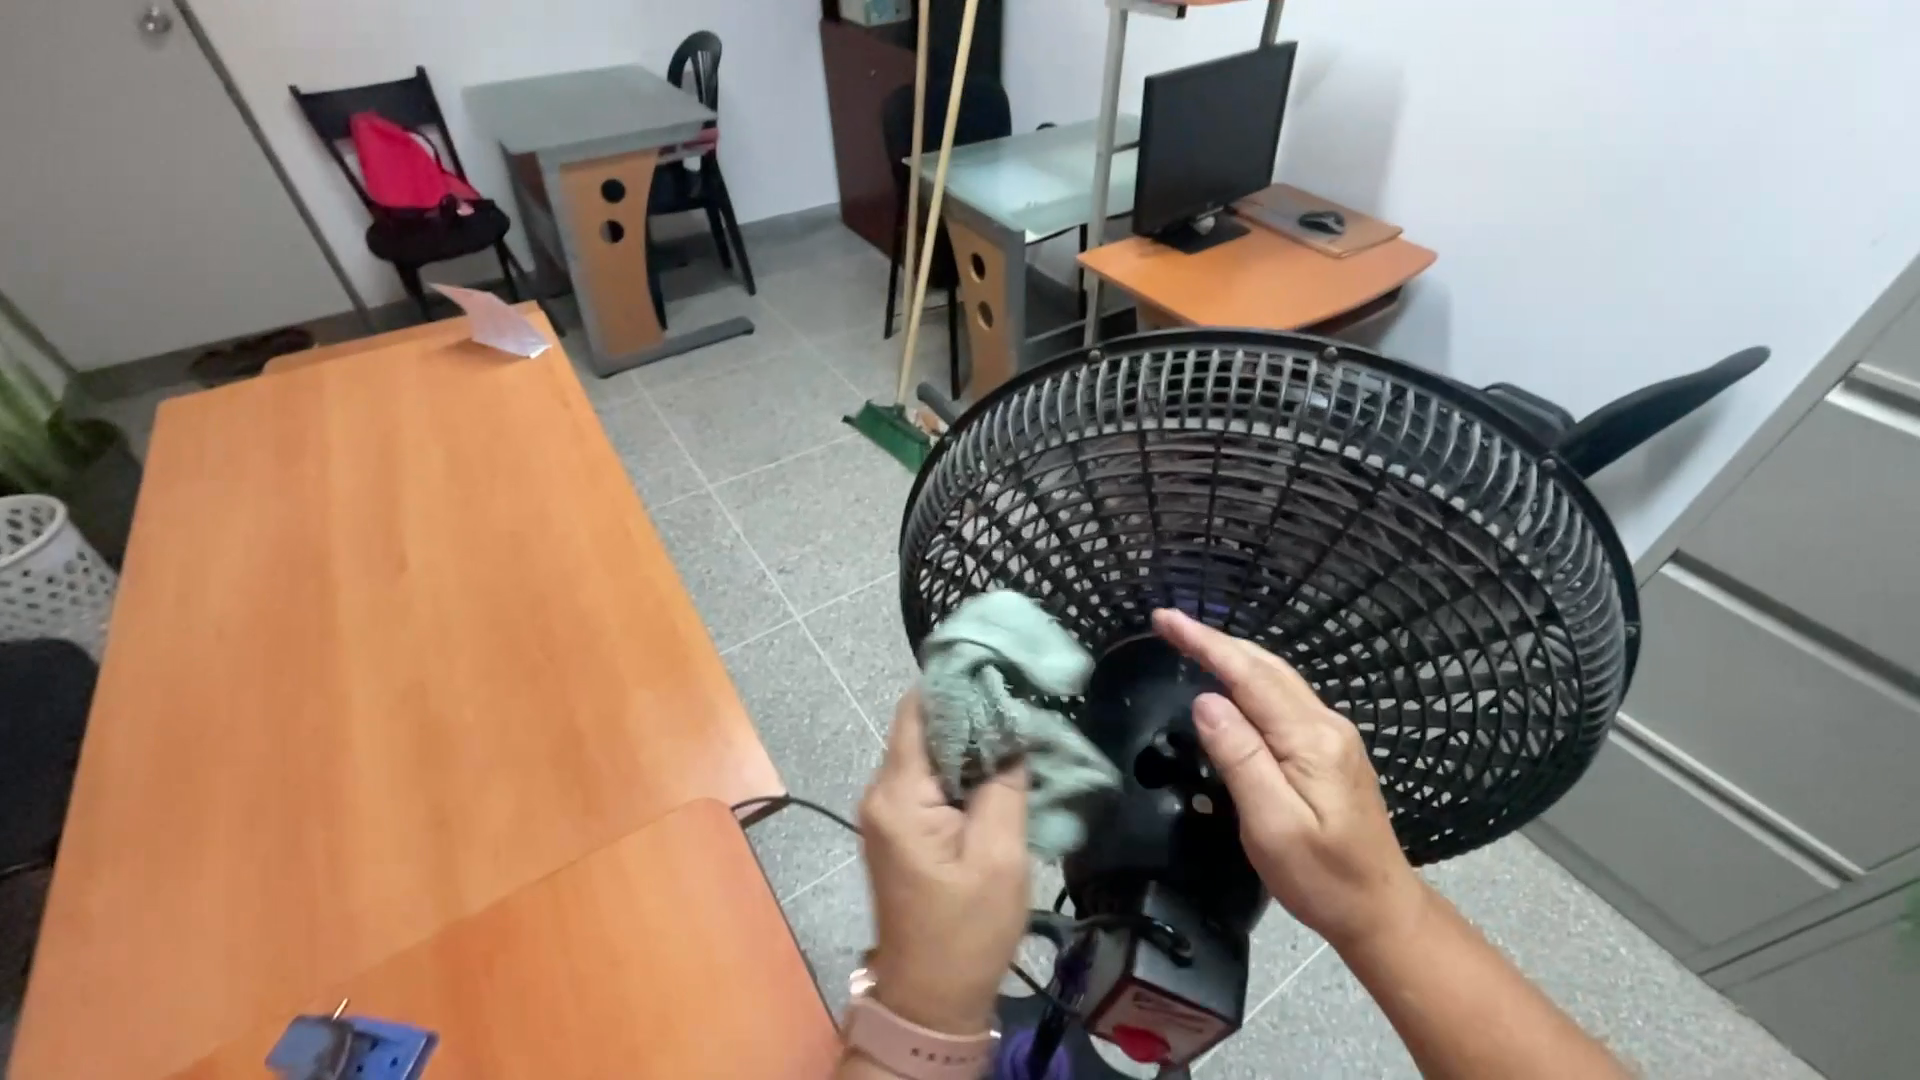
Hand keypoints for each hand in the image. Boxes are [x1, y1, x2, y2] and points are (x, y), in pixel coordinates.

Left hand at [857, 690, 1029, 1034]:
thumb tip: (1009, 732)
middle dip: (969, 712)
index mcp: (898, 794)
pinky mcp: (898, 828)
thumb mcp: (999, 855)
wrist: (929, 998)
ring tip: (1014, 728)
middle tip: (1018, 699)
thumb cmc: (966, 929)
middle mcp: (881, 793)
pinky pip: (927, 781)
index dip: (955, 684)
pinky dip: (958, 769)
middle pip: (922, 730)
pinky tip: (995, 768)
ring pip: (927, 754)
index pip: (917, 711)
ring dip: (967, 742)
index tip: (999, 669)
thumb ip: (1003, 784)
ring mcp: (886, 812)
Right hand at [1152, 609, 1427, 952]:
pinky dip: (1247, 677)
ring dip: (1231, 654)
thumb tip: (1205, 701)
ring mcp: (1332, 735)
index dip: (1205, 643)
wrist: (1382, 912)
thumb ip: (1240, 758)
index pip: (1249, 676)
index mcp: (1310, 739)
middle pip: (1264, 667)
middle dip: (1214, 640)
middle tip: (1167, 624)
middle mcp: (1325, 725)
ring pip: (1275, 677)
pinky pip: (1282, 696)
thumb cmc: (1322, 877)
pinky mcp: (1330, 748)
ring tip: (1190, 642)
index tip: (1165, 619)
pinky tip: (1230, 681)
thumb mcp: (1272, 825)